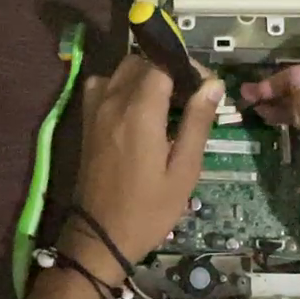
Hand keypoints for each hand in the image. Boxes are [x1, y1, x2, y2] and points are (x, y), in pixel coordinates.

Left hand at [62, 56, 222, 283]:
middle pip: (142, 62)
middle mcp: (114, 101)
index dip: (187, 68)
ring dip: (145, 75)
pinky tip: (135, 107)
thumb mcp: (184, 170)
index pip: (164, 64)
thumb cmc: (148, 209)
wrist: (99, 236)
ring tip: (166, 101)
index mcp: (140, 111)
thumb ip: (197, 122)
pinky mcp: (86, 119)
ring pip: (122, 69)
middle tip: (189, 96)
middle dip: (168, 70)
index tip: (205, 87)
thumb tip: (213, 84)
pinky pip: (103, 84)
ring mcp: (95, 109)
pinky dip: (120, 84)